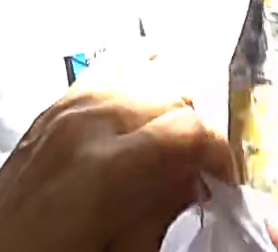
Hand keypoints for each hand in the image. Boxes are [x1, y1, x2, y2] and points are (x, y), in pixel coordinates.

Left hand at [0, 67, 235, 251]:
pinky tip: (141, 92)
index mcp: (108, 165)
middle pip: (164, 89)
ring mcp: (65, 104)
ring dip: (163, 96)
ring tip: (172, 136)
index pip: (185, 129)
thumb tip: (195, 180)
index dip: (218, 153)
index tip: (226, 181)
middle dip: (193, 125)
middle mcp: (87, 119)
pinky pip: (101, 69)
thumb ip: (162, 210)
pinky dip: (129, 74)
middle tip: (201, 166)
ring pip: (135, 67)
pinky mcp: (51, 105)